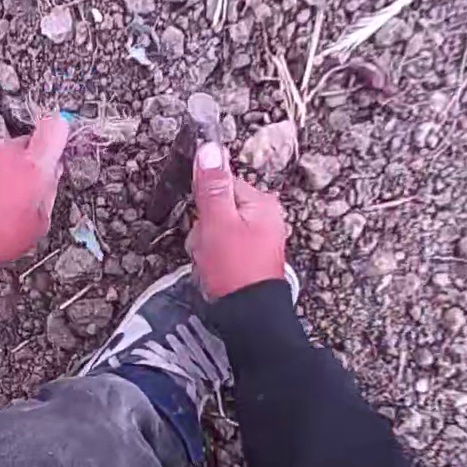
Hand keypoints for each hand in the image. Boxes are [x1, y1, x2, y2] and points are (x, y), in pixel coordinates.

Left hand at [0, 115, 69, 272]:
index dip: (58, 130)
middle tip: (20, 190)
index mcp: (34, 169)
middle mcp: (7, 155)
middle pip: (24, 144)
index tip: (58, 133)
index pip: (54, 129)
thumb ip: (49, 192)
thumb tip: (52, 176)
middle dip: (26, 161)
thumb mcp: (38, 225)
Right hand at [188, 141, 287, 300]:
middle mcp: (264, 218)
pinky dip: (212, 260)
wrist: (249, 317)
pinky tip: (214, 272)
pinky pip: (221, 249)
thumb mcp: (218, 222)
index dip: (204, 202)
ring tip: (211, 263)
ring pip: (215, 231)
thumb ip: (212, 187)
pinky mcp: (248, 259)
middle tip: (208, 247)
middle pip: (217, 209)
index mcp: (262, 204)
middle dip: (203, 229)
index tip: (201, 221)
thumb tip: (209, 148)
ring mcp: (257, 240)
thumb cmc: (235, 269)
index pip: (222, 185)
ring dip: (205, 247)